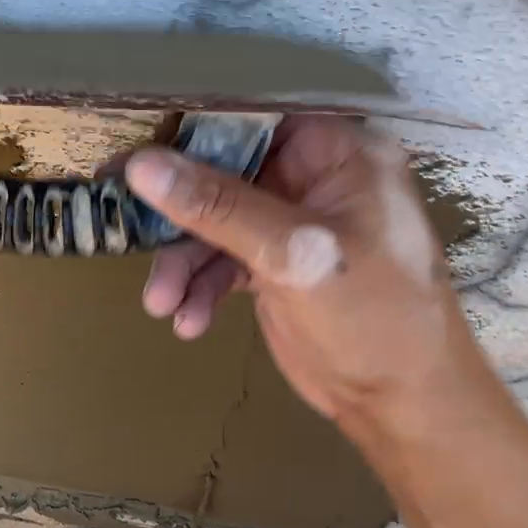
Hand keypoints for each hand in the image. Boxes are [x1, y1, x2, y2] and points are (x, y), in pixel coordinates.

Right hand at [125, 116, 486, 429]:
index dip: (192, 131)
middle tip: (122, 221)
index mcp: (337, 153)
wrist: (405, 408)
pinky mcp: (273, 261)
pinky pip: (219, 257)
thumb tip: (140, 166)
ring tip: (160, 302)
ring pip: (212, 219)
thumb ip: (216, 207)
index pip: (251, 119)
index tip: (135, 152)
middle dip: (175, 209)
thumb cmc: (373, 319)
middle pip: (222, 170)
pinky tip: (188, 320)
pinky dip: (198, 285)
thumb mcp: (292, 256)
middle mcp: (312, 177)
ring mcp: (291, 221)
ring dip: (181, 261)